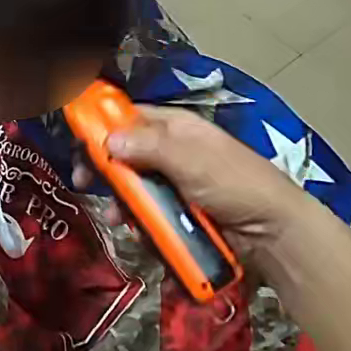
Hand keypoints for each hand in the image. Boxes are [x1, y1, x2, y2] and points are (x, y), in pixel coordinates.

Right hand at [73, 107, 319, 267]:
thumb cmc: (235, 182)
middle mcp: (172, 152)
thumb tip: (108, 138)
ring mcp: (175, 185)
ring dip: (122, 201)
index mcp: (176, 127)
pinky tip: (139, 232)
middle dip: (105, 169)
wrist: (272, 232)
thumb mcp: (191, 159)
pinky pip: (149, 215)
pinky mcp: (179, 215)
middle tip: (82, 182)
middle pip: (125, 154)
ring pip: (134, 188)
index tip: (77, 141)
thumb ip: (148, 146)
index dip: (102, 125)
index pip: (130, 117)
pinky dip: (141, 222)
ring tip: (117, 216)